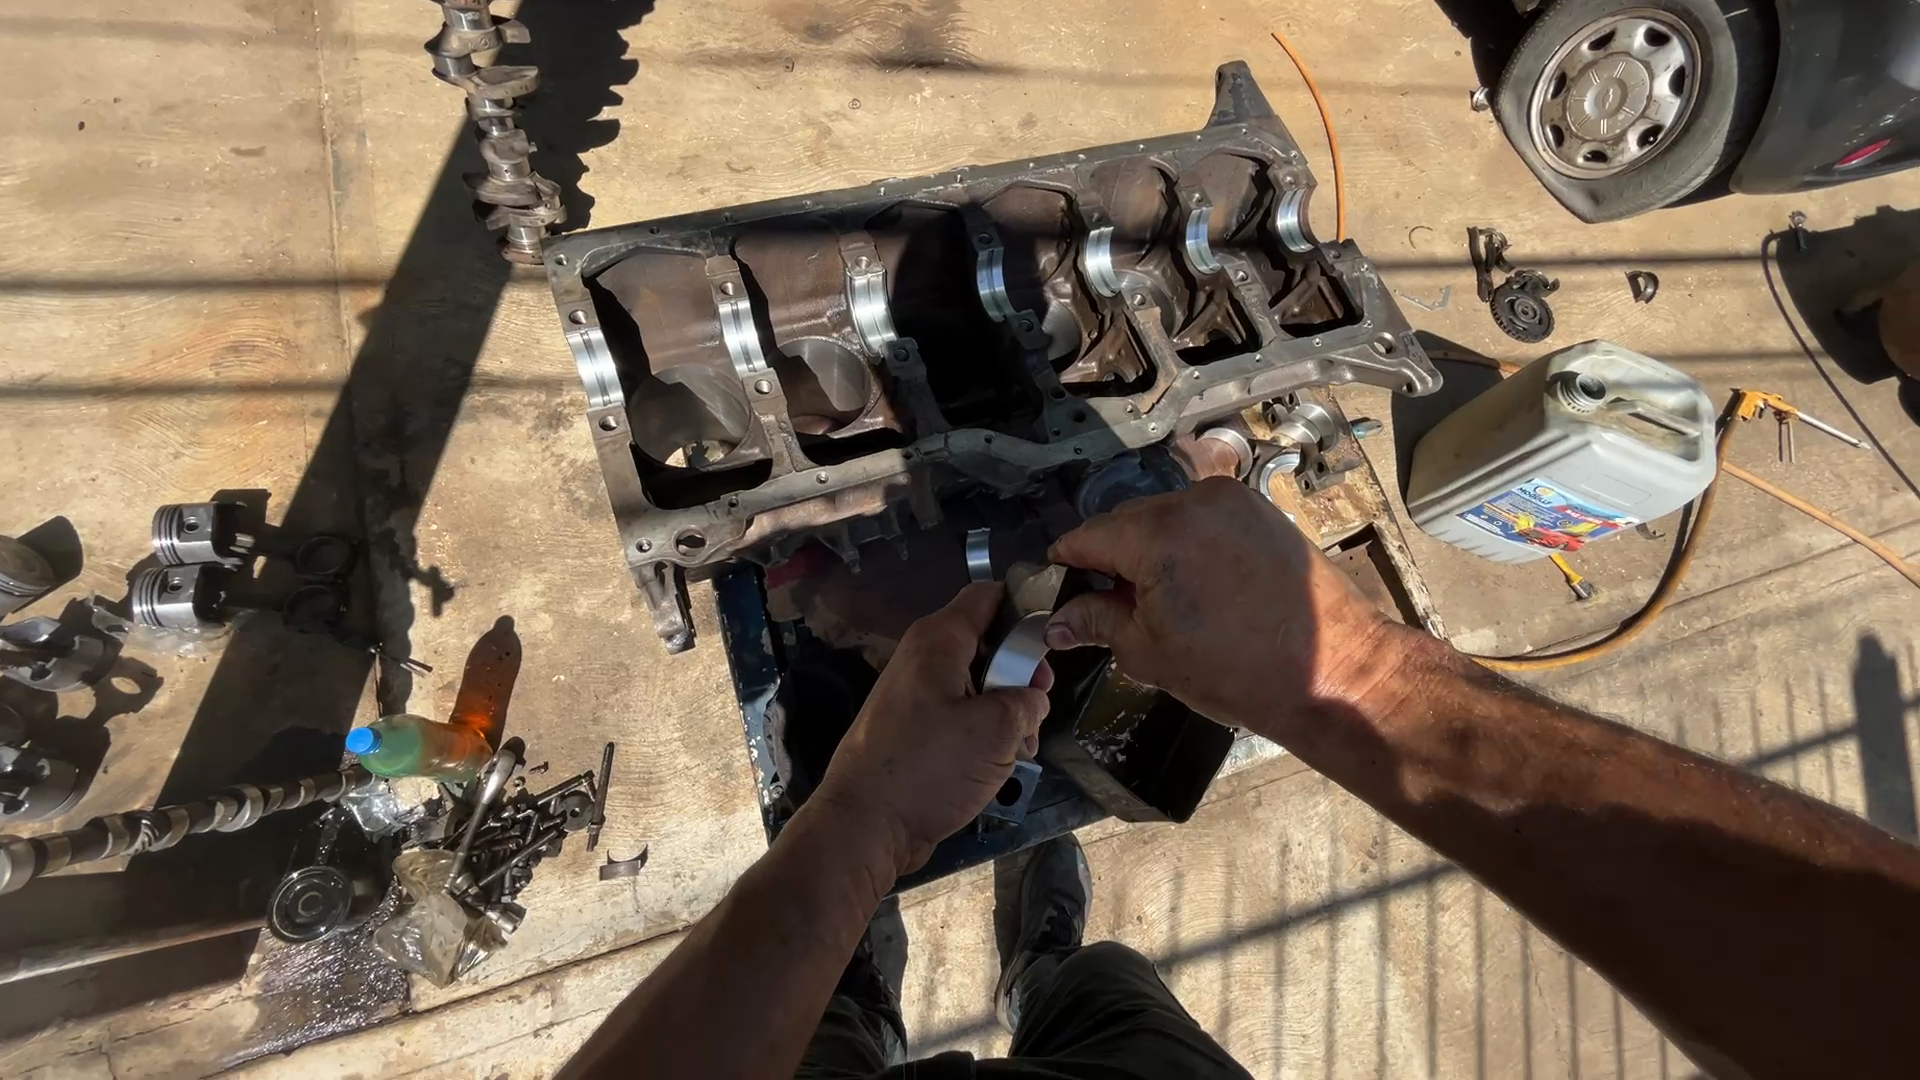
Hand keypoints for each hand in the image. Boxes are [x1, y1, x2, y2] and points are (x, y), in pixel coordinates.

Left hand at [810, 584, 1051, 877]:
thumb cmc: (930, 766)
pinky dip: (984, 731)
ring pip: (979, 683)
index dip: (1025, 608)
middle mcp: (925, 656)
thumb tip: (1031, 698)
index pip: (989, 595)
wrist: (866, 824)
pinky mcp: (916, 726)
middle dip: (1022, 673)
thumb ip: (1027, 701)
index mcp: (939, 638)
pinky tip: (999, 763)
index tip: (1052, 641)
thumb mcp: (996, 729)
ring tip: (1021, 748)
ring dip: (1007, 710)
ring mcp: (918, 692)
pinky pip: (961, 712)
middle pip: (989, 643)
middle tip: (1038, 708)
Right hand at [1044, 477, 1401, 740]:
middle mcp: (1192, 503)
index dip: (1067, 562)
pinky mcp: (1257, 508)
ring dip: (1147, 546)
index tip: (1060, 583)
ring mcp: (1230, 500)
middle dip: (1108, 557)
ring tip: (1155, 594)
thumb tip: (1057, 623)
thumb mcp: (1150, 652)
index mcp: (1158, 536)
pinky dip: (1184, 539)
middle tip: (1106, 600)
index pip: (1088, 537)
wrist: (1337, 672)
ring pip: (1161, 515)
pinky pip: (1199, 515)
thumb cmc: (1239, 672)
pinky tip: (1193, 578)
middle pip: (1124, 521)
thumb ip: (1096, 623)